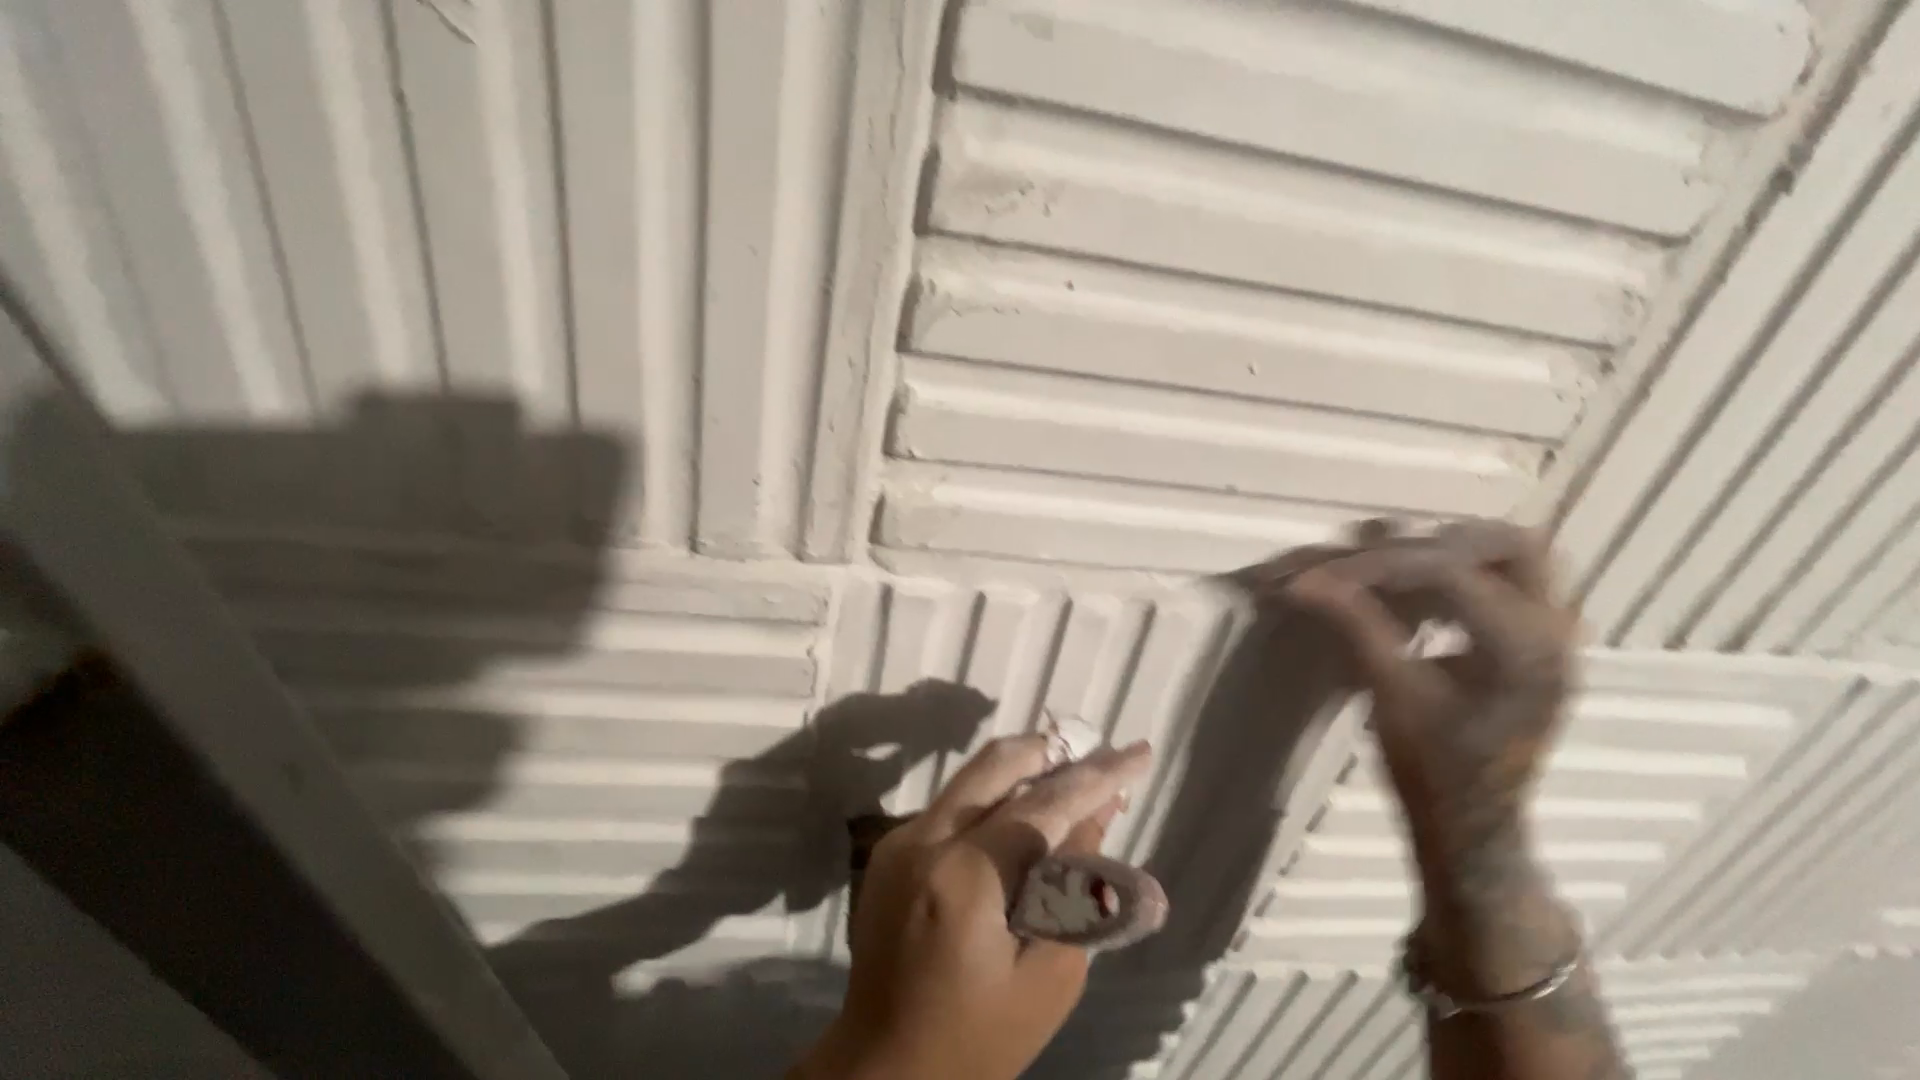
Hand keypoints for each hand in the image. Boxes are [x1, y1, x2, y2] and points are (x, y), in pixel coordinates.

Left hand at [791, 735, 1152, 1079]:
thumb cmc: (978, 1037)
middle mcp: (924, 840)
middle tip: (1101, 752)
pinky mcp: (890, 852)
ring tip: (1074, 775)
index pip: (1044, 806)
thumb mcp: (1048, 976)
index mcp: (963, 877)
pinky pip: (953, 806)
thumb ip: (1075, 890)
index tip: (1139, 752)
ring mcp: (899, 842)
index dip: (1098, 777)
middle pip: (997, 765)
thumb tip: (1097, 816)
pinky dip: (995, 798)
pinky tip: (1027, 817)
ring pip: (972, 778)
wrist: (885, 1066)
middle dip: (1054, 752)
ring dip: (1025, 770)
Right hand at [1279, 521, 1580, 990]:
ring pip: (1521, 557)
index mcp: (1522, 650)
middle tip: (1374, 558)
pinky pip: (1516, 583)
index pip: (1450, 574)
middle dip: (1434, 542)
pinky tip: (1425, 591)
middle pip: (1510, 545)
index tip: (1323, 574)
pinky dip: (1469, 573)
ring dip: (1458, 551)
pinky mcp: (1542, 644)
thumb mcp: (1390, 694)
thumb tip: (1305, 581)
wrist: (1473, 826)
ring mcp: (1557, 639)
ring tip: (1399, 565)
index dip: (1380, 566)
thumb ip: (1357, 626)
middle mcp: (1554, 634)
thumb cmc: (1431, 769)